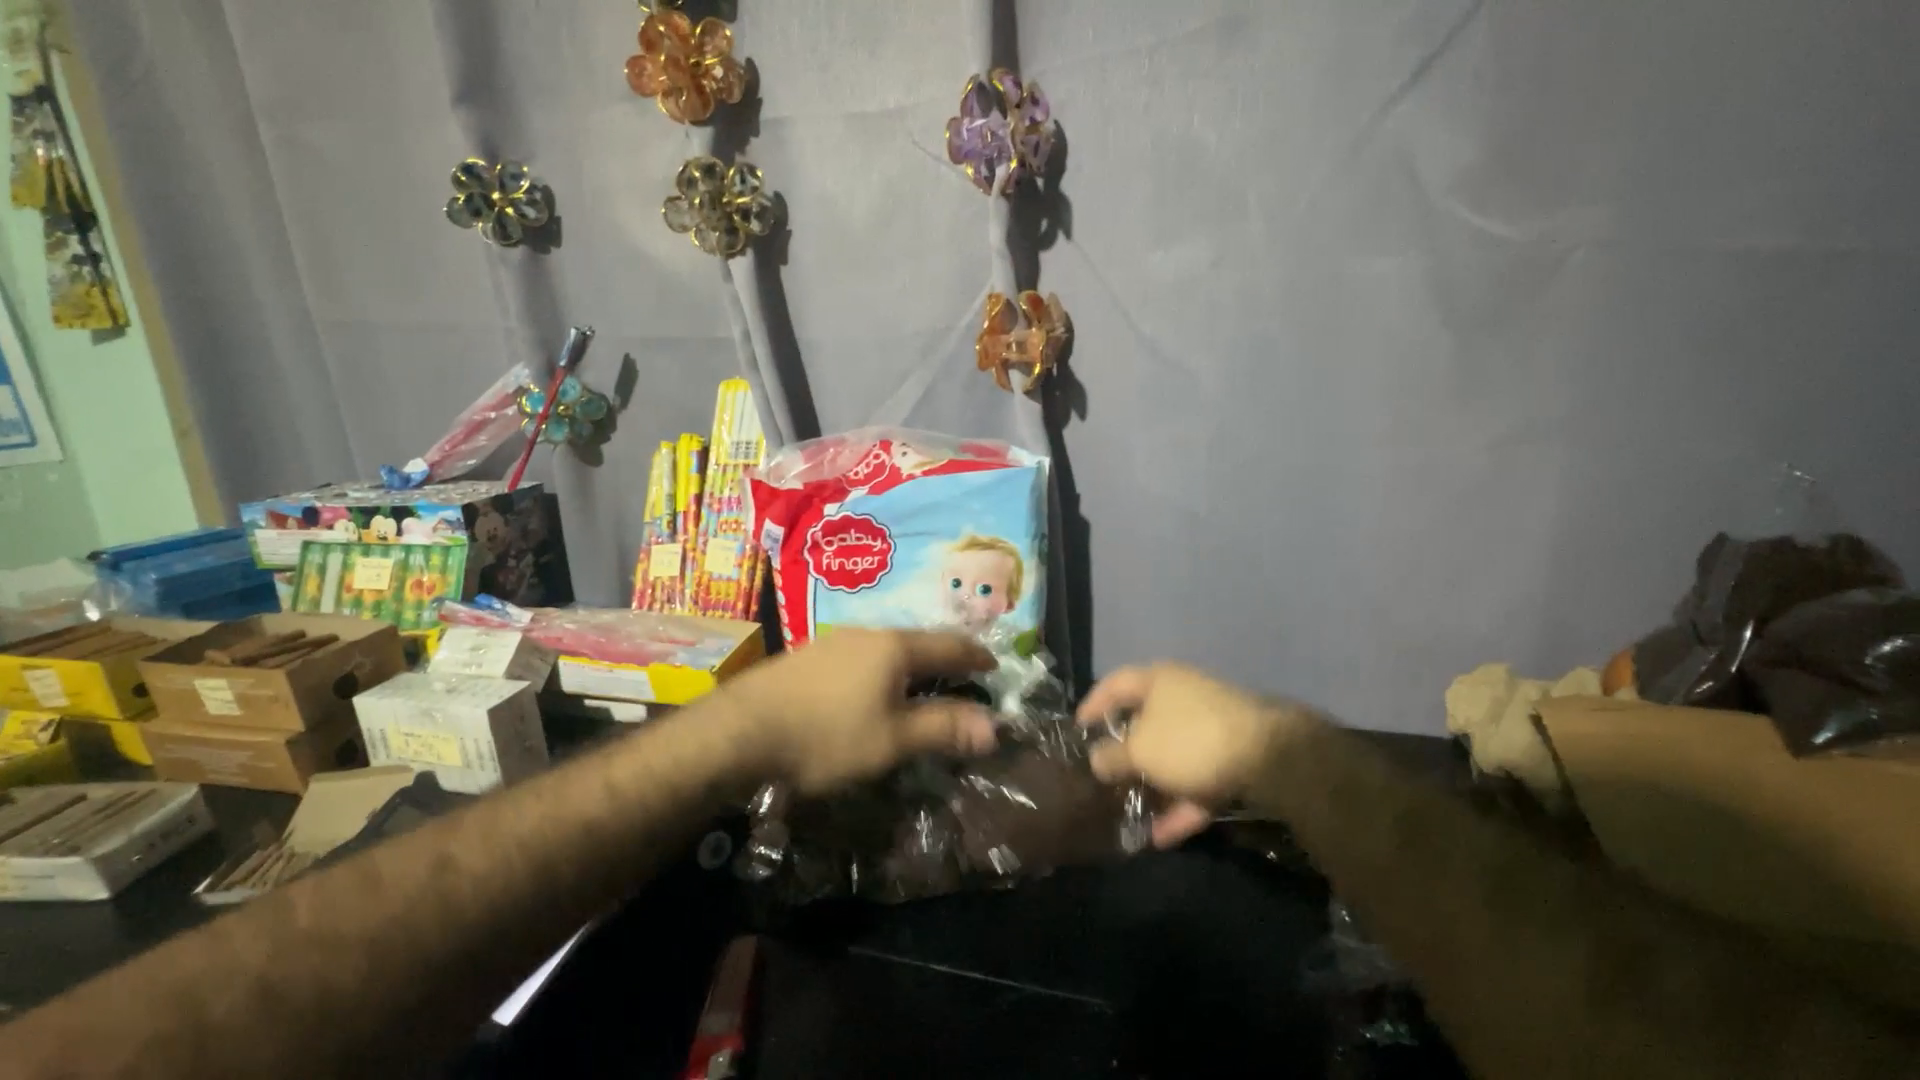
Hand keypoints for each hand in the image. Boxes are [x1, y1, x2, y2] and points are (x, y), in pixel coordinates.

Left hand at [726, 629, 999, 794]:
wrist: (738, 732)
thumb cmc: (825, 735)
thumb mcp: (892, 740)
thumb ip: (943, 729)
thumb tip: (995, 726)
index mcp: (894, 647)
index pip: (949, 645)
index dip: (976, 656)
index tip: (995, 665)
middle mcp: (865, 634)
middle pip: (916, 642)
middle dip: (943, 659)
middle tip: (963, 677)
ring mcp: (831, 642)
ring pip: (884, 650)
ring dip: (908, 666)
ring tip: (919, 685)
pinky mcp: (806, 658)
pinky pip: (859, 659)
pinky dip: (879, 672)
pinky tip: (869, 691)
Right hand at [1076, 663, 1305, 847]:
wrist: (1269, 757)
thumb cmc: (1189, 740)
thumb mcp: (1139, 750)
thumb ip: (1111, 756)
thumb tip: (1097, 760)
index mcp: (1158, 681)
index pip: (1114, 685)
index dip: (1092, 705)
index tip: (1077, 730)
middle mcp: (1184, 698)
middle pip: (1145, 725)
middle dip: (1125, 757)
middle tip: (1103, 780)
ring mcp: (1212, 730)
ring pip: (1173, 760)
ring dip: (1153, 789)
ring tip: (1130, 818)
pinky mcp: (1234, 760)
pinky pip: (1198, 783)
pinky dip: (1181, 807)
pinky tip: (1161, 838)